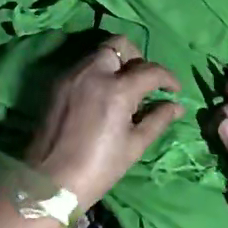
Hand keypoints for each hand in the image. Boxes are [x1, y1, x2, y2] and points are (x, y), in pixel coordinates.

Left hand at [25, 35, 184, 204]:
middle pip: (120, 45)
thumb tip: (177, 106)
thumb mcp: (134, 146)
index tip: (174, 90)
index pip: (150, 70)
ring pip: (99, 54)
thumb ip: (158, 119)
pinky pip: (83, 67)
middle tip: (145, 82)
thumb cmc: (99, 169)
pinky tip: (103, 96)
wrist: (50, 182)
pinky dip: (98, 73)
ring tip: (124, 89)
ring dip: (117, 64)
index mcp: (116, 89)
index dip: (168, 78)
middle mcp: (93, 73)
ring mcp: (71, 76)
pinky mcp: (57, 85)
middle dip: (138, 58)